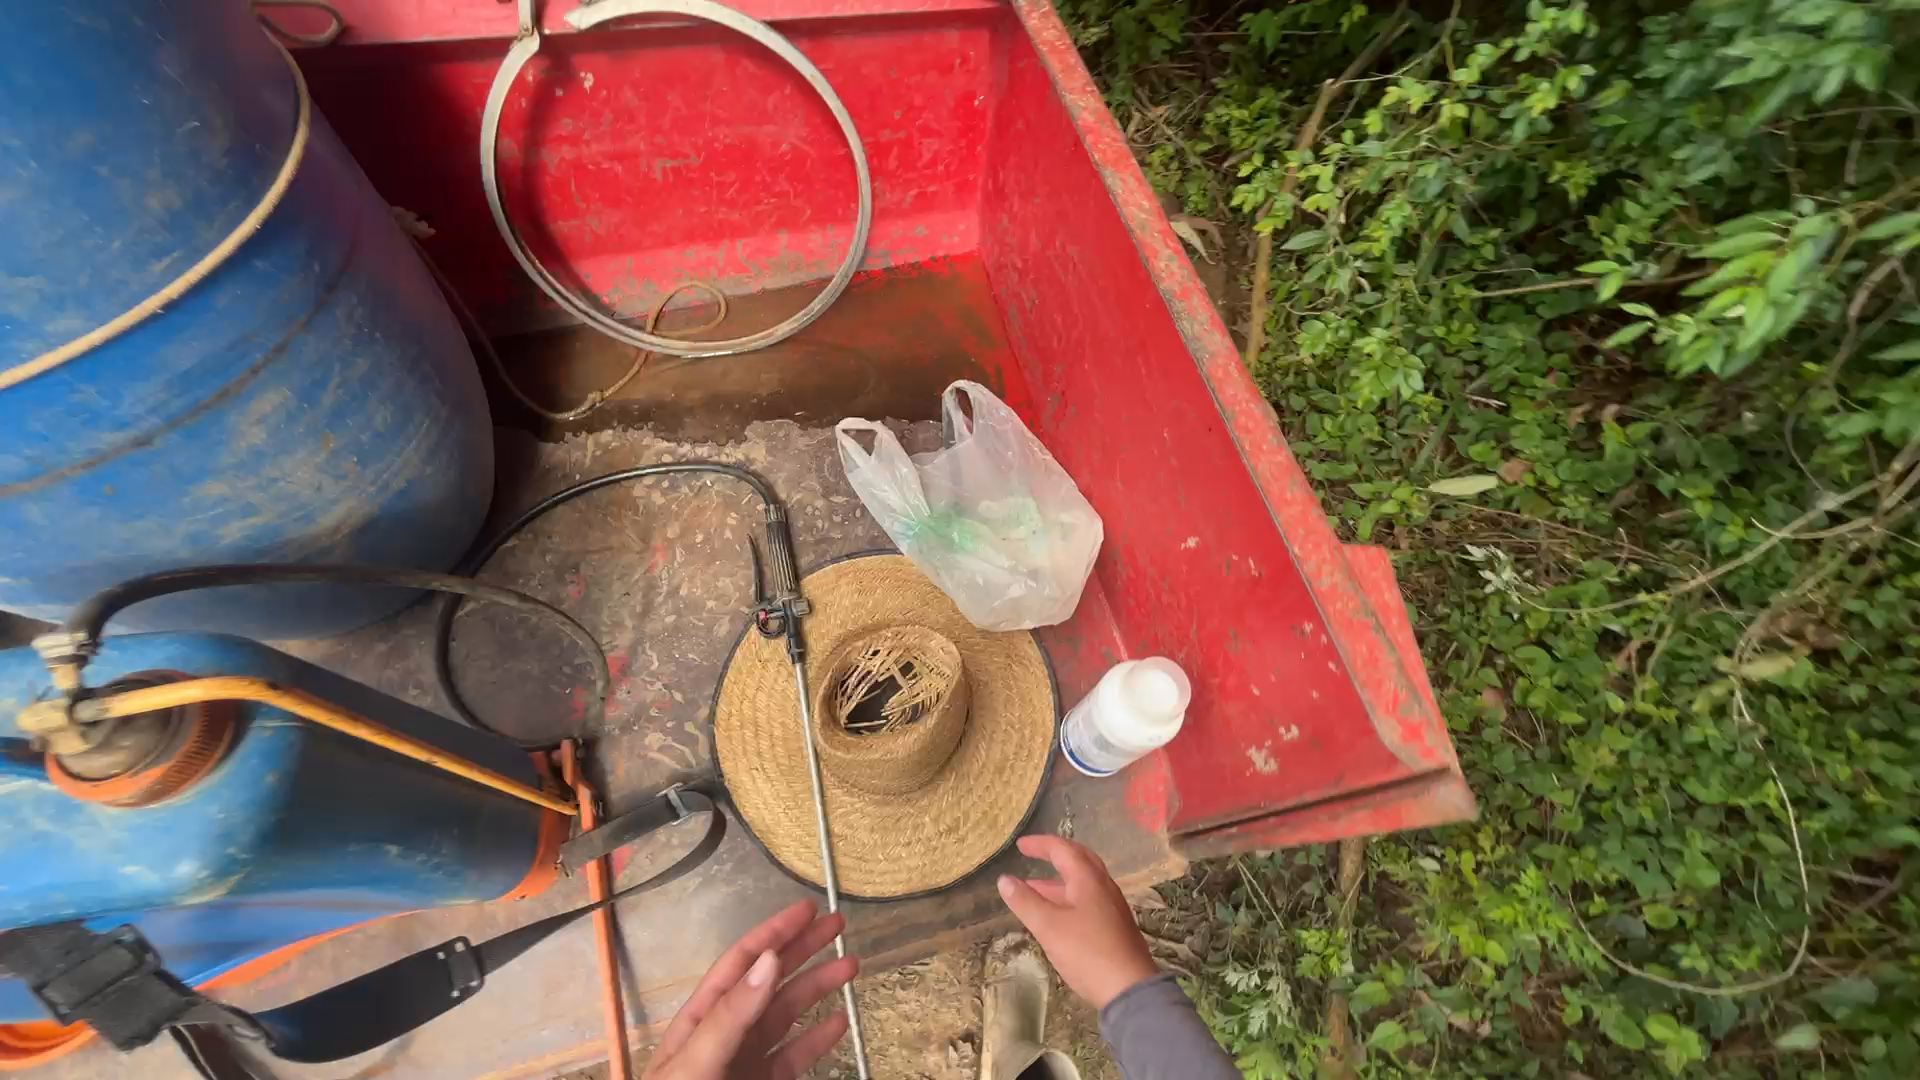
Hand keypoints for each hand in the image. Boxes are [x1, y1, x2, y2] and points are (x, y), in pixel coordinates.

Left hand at [642, 900, 857, 1079]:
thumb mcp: (695, 1064)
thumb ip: (732, 1014)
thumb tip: (769, 958)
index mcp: (702, 1019)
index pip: (742, 963)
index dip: (774, 932)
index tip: (807, 909)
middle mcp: (726, 1035)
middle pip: (770, 981)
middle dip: (804, 949)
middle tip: (839, 924)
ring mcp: (744, 1065)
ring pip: (788, 1016)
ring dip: (819, 987)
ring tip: (851, 967)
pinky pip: (793, 1059)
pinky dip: (817, 1040)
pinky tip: (839, 1022)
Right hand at [997, 834, 1158, 1008]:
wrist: (1130, 989)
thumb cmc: (1087, 952)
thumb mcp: (1049, 927)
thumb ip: (1025, 902)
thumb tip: (1004, 879)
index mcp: (1087, 878)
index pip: (1062, 849)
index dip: (1039, 844)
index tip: (1020, 846)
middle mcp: (1103, 885)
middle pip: (1078, 859)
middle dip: (1054, 855)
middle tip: (1035, 855)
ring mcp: (1112, 906)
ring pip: (1083, 882)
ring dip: (1059, 881)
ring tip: (1035, 890)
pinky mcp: (1115, 925)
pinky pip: (1089, 898)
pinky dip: (1069, 897)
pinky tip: (1058, 916)